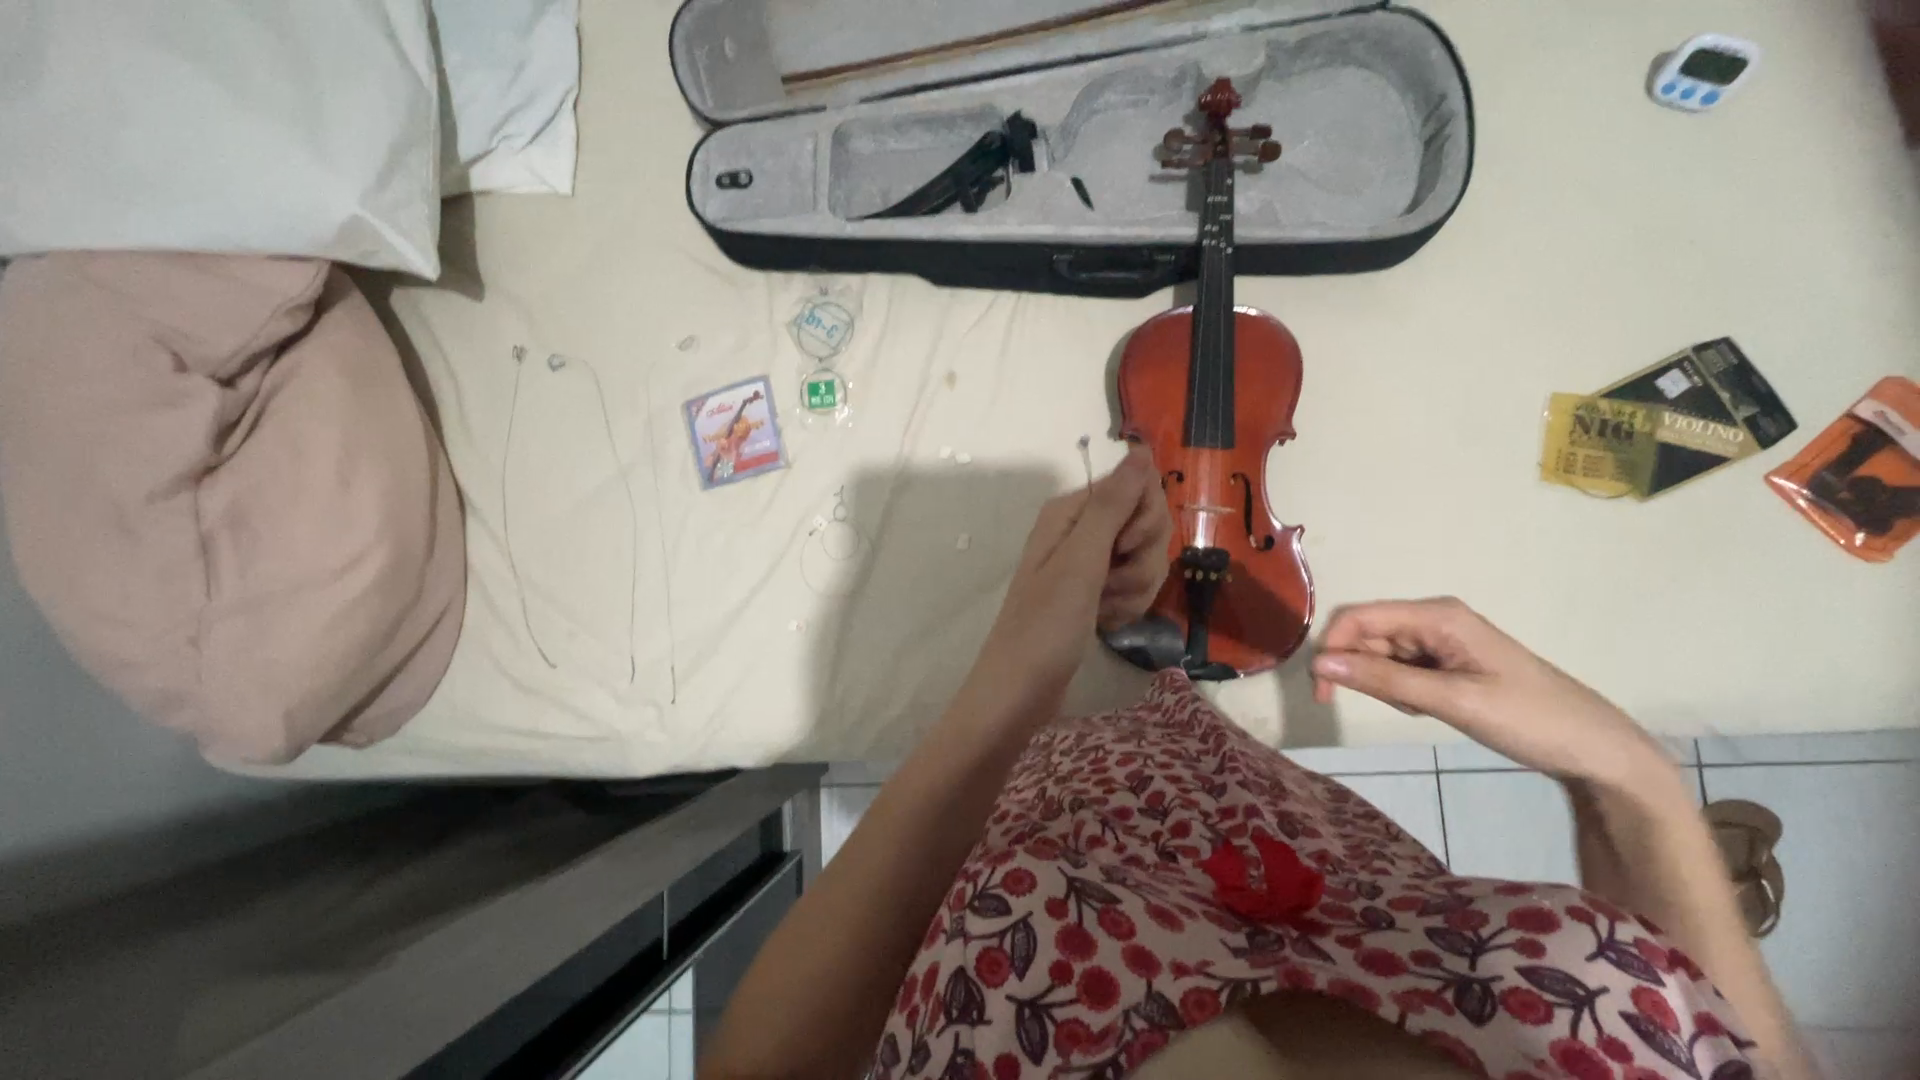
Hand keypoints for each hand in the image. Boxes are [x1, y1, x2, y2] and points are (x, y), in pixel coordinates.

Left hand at [968, 446, 1170, 715]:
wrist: (1020, 690)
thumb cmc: (1044, 624)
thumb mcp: (1081, 560)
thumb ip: (1113, 504)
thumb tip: (1140, 449)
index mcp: (1071, 511)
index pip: (1140, 487)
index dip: (1145, 520)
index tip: (1126, 549)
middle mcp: (1081, 529)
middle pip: (1147, 523)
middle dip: (1143, 559)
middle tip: (1110, 584)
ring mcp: (1090, 563)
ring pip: (1146, 559)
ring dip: (1135, 588)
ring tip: (1102, 610)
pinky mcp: (1097, 593)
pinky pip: (1134, 586)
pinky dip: (1126, 607)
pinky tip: (1104, 623)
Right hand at [1309, 598, 1668, 787]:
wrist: (1595, 750)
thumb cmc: (1528, 719)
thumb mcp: (1452, 701)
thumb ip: (1383, 681)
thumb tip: (1319, 664)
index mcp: (1437, 615)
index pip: (1357, 618)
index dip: (1332, 650)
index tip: (1324, 694)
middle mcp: (1434, 619)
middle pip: (1367, 637)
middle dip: (1368, 675)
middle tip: (1406, 709)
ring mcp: (1441, 641)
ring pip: (1381, 658)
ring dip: (1390, 688)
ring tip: (1429, 710)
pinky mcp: (1447, 663)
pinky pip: (1402, 672)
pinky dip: (1406, 694)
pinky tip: (1435, 709)